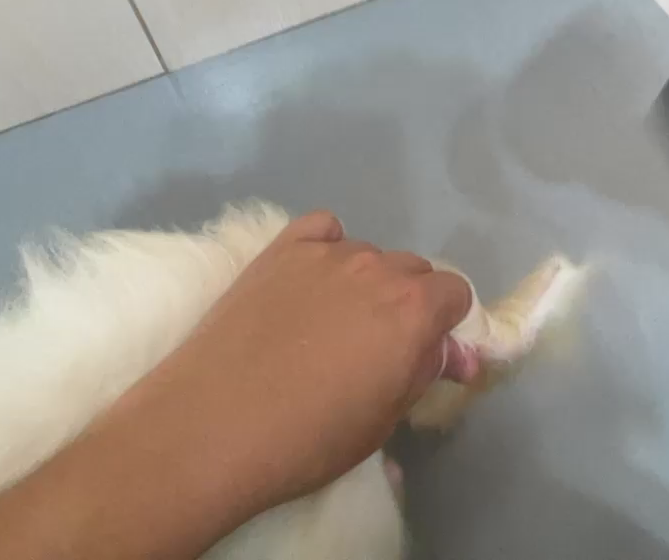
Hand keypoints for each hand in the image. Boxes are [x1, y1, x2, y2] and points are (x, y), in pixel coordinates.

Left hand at [118, 211, 477, 519]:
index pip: (456, 292)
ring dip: (366, 281)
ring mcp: (329, 253)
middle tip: (376, 345)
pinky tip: (310, 278)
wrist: (213, 424)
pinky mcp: (284, 248)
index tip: (423, 352)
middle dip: (409, 301)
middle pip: (414, 268)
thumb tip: (451, 352)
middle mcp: (379, 269)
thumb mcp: (383, 420)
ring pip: (369, 254)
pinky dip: (328, 247)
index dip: (445, 323)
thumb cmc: (308, 438)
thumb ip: (423, 372)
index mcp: (414, 310)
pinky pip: (324, 229)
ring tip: (330, 320)